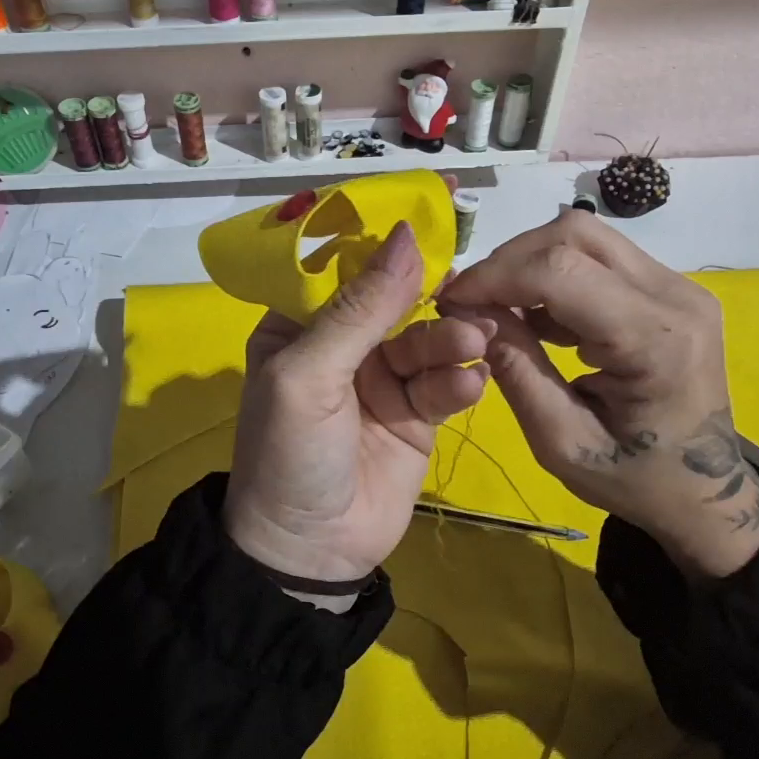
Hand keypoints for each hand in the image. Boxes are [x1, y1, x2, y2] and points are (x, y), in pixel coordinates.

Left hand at [225, 222, 493, 606]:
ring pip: (427, 339)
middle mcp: (342, 344)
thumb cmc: (288, 454)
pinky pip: (445, 383)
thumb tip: (408, 237)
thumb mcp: (309, 376)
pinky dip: (459, 380)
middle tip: (470, 294)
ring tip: (470, 346)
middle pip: (396, 299)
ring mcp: (383, 379)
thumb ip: (359, 309)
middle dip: (432, 295)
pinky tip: (467, 384)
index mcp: (299, 325)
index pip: (345, 264)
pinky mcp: (417, 415)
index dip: (387, 237)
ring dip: (451, 340)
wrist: (309, 553)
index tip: (439, 205)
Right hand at [440, 210, 758, 578]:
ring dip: (530, 264)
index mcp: (656, 341)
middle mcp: (676, 297)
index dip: (496, 276)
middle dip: (510, 261)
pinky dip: (554, 275)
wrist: (703, 491)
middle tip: (473, 301)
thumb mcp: (561, 444)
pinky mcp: (670, 288)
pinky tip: (535, 317)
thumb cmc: (634, 479)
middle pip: (575, 235)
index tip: (452, 301)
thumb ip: (517, 373)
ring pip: (585, 236)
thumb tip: (473, 314)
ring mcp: (679, 287)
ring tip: (499, 308)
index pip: (561, 272)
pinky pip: (599, 257)